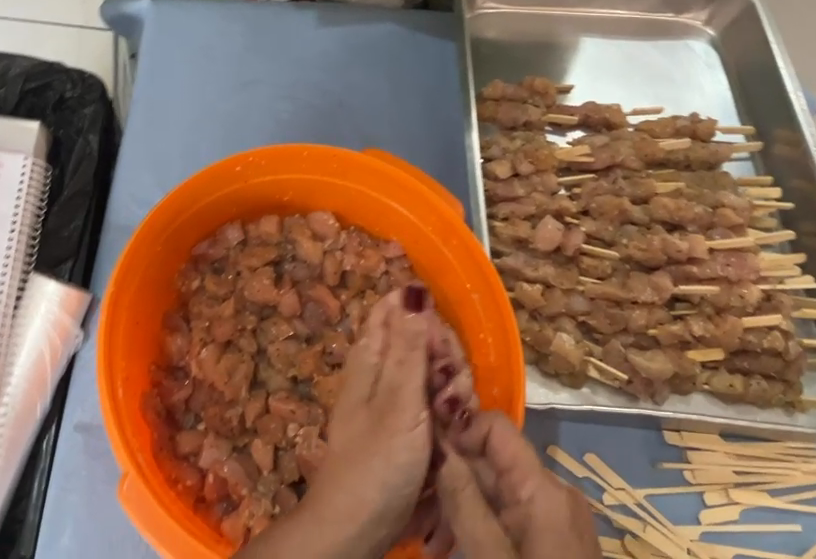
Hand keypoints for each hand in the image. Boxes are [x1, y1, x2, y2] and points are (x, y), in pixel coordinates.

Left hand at [302, 286, 437, 552]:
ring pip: (434, 375)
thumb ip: (409, 347)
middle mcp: (381, 371)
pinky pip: (435, 406)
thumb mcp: (398, 401)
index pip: (398, 309)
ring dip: (453, 391)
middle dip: (446, 360)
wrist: (357, 528)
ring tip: (455, 419)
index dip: (426, 318)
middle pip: (422, 342)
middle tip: (451, 392)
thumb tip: (413, 287)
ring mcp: (395, 401)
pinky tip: (458, 434)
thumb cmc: (376, 463)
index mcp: (371, 356)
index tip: (443, 348)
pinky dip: (450, 416)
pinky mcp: (408, 430)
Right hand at [436, 412, 598, 558]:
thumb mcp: (490, 556)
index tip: (426, 461)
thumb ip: (463, 498)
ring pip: (495, 491)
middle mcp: (554, 492)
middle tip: (414, 512)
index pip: (495, 426)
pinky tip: (451, 550)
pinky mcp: (554, 539)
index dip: (457, 433)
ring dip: (457, 507)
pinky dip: (478, 526)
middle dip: (449, 480)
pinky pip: (508, 515)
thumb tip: (438, 440)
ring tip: (428, 542)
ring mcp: (556, 517)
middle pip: (490, 461)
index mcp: (542, 488)